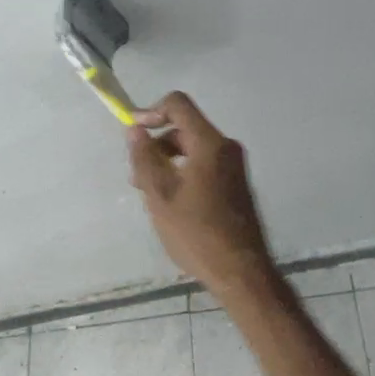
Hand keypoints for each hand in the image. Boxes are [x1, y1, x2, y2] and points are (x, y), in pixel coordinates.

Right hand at [127, 92, 275, 293]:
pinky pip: (205, 163)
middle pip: (185, 128)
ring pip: (194, 148)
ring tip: (151, 194)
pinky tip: (173, 202)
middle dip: (157, 145)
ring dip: (169, 161)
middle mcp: (226, 146)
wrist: (241, 271)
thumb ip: (145, 158)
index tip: (133, 132)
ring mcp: (234, 165)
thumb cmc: (197, 232)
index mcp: (209, 142)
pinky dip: (184, 172)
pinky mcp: (236, 182)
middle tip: (137, 177)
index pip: (178, 104)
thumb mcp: (160, 196)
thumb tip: (135, 129)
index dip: (151, 111)